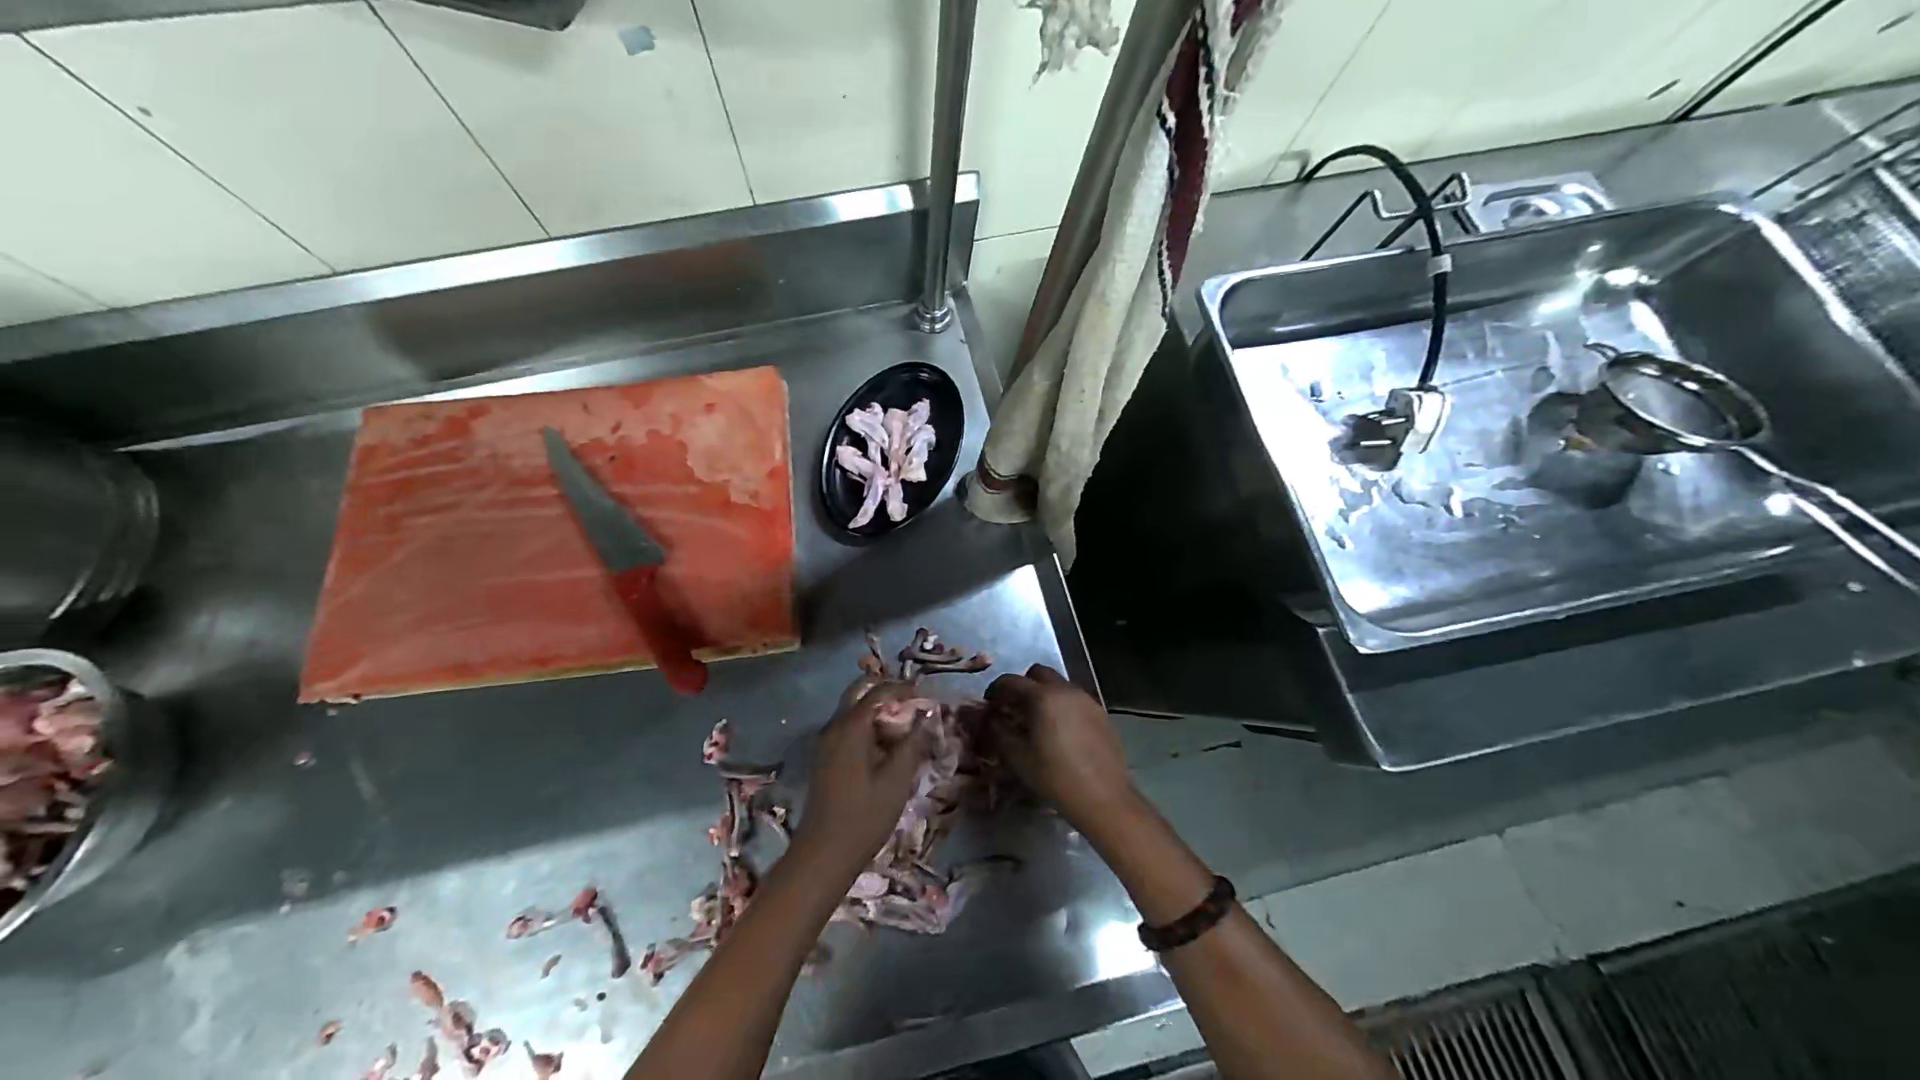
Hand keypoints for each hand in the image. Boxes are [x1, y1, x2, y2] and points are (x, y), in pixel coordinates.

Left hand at [792, 682, 931, 876]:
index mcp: (850, 727)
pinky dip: (868, 729)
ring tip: (906, 729)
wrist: (824, 854)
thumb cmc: (865, 815)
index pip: (878, 691)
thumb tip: (927, 715)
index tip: (926, 697)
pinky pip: (848, 731)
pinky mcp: (825, 760)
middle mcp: (833, 728)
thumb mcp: (897, 779)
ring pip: (853, 714)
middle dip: (887, 695)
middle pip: (860, 696)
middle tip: (914, 706)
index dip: (903, 689)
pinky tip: (887, 749)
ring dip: (878, 713)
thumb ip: (913, 742)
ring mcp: (825, 744)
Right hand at [986, 665, 1135, 832]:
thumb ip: (999, 732)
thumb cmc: (1054, 777)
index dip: (996, 689)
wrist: (1102, 797)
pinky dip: (1063, 707)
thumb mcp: (1018, 757)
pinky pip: (1076, 700)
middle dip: (1023, 685)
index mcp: (1043, 697)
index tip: (990, 703)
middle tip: (1014, 707)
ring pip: (1060, 685)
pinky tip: (1061, 732)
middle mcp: (1067, 690)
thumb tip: (993, 719)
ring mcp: (1088, 700)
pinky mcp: (1102, 714)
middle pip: (1039, 673)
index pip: (1012, 681)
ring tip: (1038, 720)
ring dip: (1045, 695)